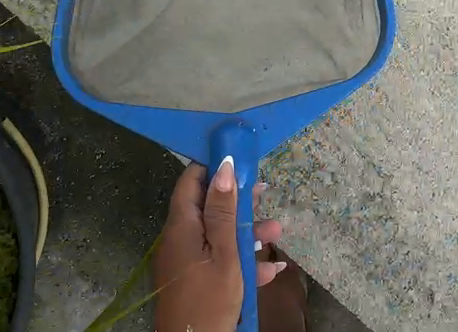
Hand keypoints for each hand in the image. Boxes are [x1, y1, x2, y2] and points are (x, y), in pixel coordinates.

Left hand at [153, 158, 287, 331]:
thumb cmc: (210, 298)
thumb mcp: (224, 252)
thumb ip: (223, 209)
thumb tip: (224, 165)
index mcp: (182, 226)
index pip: (191, 181)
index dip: (213, 165)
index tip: (238, 158)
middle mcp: (179, 239)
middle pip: (208, 206)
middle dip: (238, 201)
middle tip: (264, 192)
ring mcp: (186, 261)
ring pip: (217, 235)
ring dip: (247, 232)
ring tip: (277, 230)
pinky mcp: (194, 281)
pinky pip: (217, 260)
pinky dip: (242, 261)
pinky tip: (270, 268)